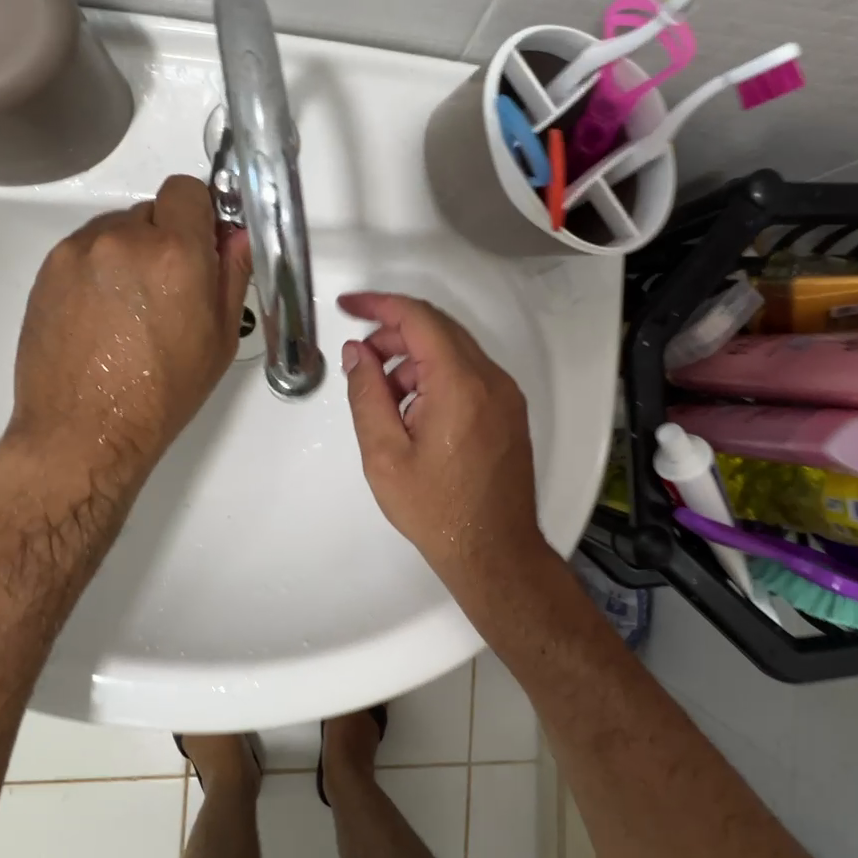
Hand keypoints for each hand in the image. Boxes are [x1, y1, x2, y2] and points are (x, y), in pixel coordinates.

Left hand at [5, 175, 251, 490]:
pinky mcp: (48, 270)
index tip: (203, 242)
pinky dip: (100, 270)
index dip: (200, 213)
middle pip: (153, 210)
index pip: (188, 189)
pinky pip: (86, 251)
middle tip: (172, 289)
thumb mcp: (220, 339)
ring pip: (117, 230)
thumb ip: (232, 275)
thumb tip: (237, 237)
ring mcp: (79, 252)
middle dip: (168, 238)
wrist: (85, 429)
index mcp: (175, 253)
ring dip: (131, 253)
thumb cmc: (160, 393)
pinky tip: (105, 316)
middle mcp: (123, 240)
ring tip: (133, 309)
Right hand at [339, 292, 543, 579]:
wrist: (494, 552)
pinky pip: (470, 375)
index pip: (419, 318)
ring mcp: (506, 395)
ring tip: (384, 396)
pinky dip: (438, 376)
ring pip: (455, 351)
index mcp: (460, 384)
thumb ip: (367, 394)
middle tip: (360, 359)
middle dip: (394, 334)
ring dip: (415, 358)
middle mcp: (491, 379)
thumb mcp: (384, 454)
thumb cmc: (437, 510)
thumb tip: (357, 353)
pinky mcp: (510, 412)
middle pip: (439, 330)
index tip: (347, 306)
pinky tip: (414, 409)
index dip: (379, 305)